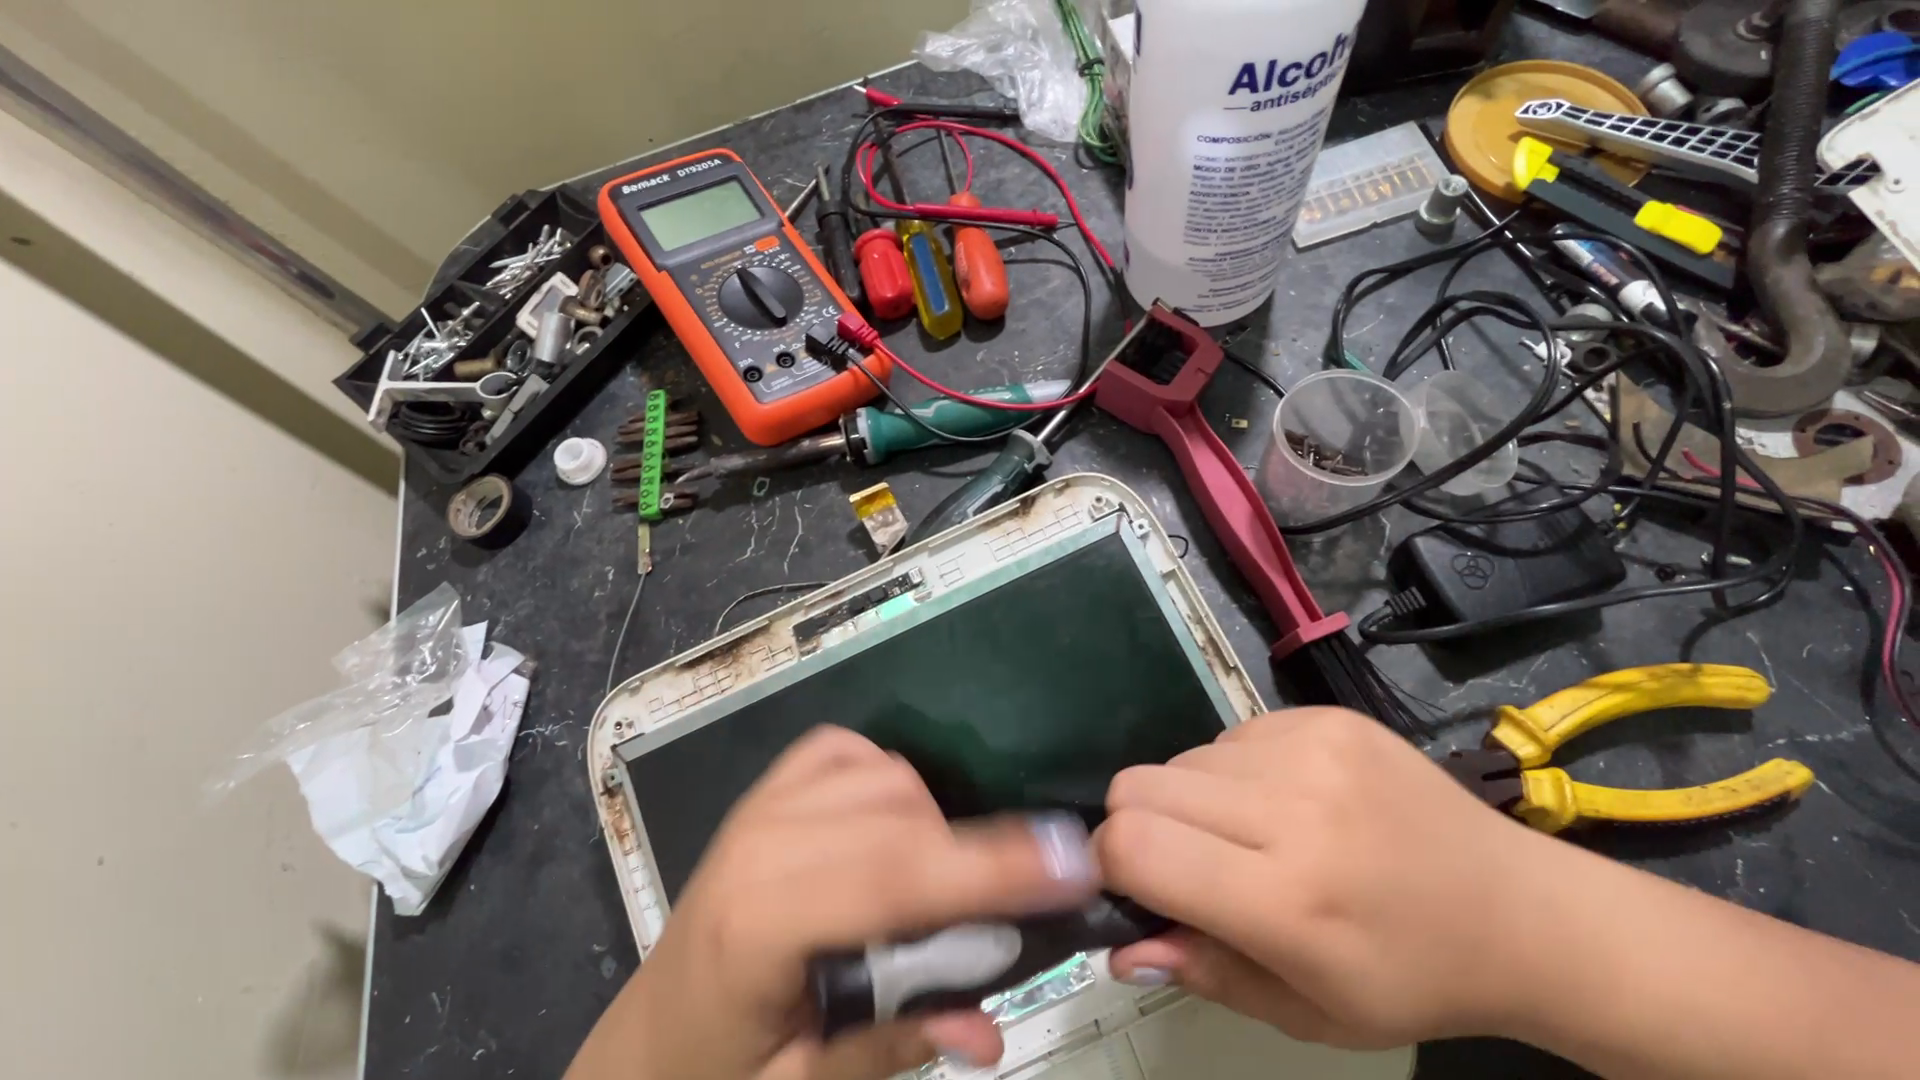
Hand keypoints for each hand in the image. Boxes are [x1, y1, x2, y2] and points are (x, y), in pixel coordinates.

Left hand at [569, 726, 1100, 1079]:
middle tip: (1038, 889)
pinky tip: (897, 825)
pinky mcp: (764, 791)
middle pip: (900, 815)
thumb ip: (892, 1045)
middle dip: (981, 850)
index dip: (987, 871)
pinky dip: (889, 777)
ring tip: (945, 885)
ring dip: (935, 822)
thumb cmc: (721, 1068)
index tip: (1070, 868)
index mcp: (758, 923)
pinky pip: (847, 752)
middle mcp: (758, 843)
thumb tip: (988, 1030)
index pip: (892, 878)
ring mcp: (758, 807)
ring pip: (884, 775)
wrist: (648, 1039)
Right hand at [1096, 707, 1570, 1047]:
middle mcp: (1294, 808)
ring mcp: (1313, 749)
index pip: (1136, 846)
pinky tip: (1287, 804)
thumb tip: (1119, 947)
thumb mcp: (1308, 1012)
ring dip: (1191, 799)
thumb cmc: (1411, 979)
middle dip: (1139, 827)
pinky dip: (1234, 772)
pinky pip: (1230, 735)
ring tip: (1248, 835)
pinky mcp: (1327, 717)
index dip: (1107, 864)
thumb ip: (1204, 972)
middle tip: (1187, 864)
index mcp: (1288, 899)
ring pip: (1181, 757)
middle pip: (1139, 786)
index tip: (1129, 886)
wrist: (1522, 911)